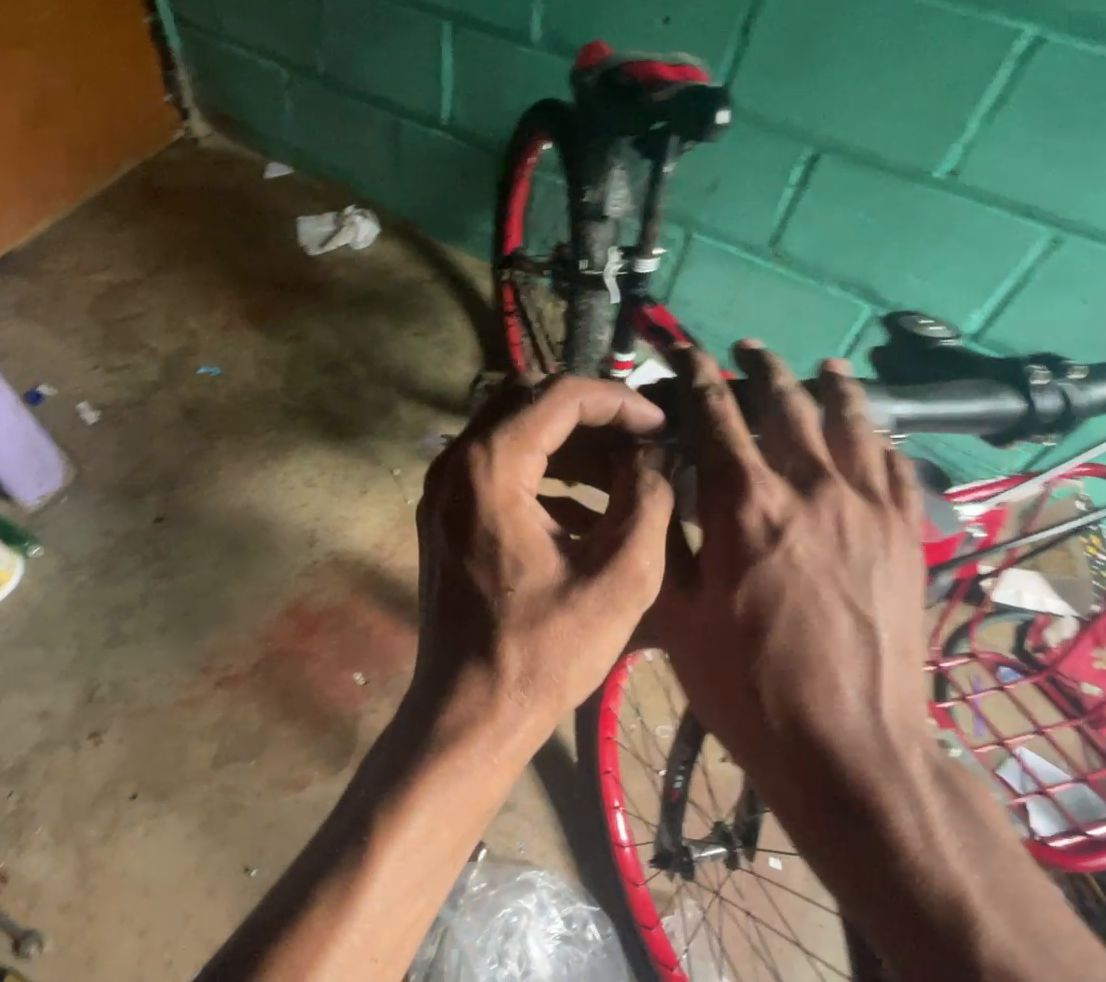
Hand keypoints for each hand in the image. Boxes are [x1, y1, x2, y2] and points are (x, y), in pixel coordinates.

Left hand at [414, 377, 674, 734]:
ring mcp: (443, 490)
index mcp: (489, 467)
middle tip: (642, 441)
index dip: (618, 400)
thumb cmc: (544, 651)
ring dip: (569, 445)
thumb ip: (648, 500)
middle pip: (527, 402)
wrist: (470, 710)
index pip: (558, 395)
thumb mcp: (620, 576)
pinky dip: (543, 474)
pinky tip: (589, 510)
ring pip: (511, 434)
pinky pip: (496, 470)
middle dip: (590, 414)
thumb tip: (654, 459)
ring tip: (627, 473)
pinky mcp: (445, 517)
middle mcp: (454, 464)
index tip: (662, 425)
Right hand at [653, 342, 929, 776]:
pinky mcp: (904, 535)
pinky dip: (879, 436)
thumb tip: (648, 481)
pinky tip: (872, 429)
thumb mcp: (675, 616)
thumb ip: (660, 538)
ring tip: (819, 364)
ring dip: (828, 386)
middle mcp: (810, 487)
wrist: (849, 746)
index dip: (697, 376)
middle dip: (760, 368)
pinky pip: (895, 465)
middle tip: (746, 346)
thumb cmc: (746, 684)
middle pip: (784, 405)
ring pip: (849, 422)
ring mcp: (867, 508)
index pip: (716, 416)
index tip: (685, 349)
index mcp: (745, 504)